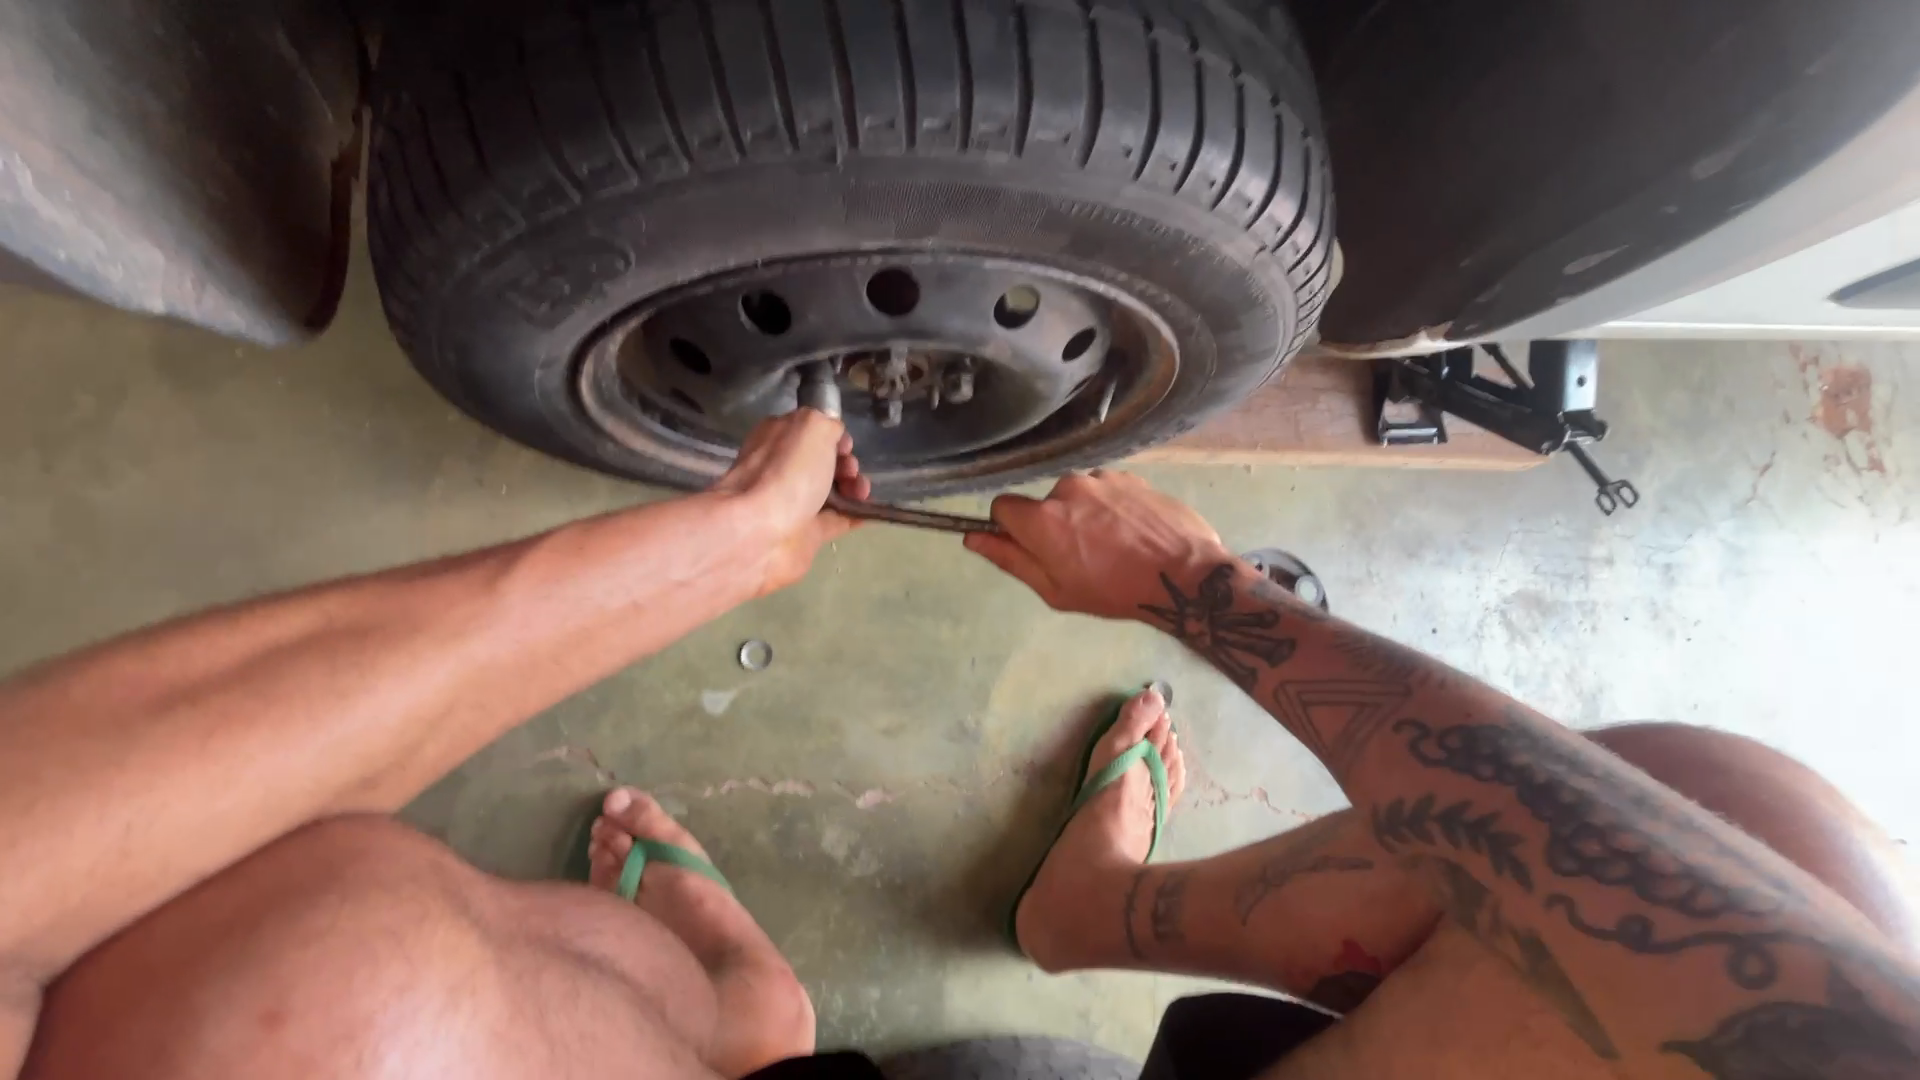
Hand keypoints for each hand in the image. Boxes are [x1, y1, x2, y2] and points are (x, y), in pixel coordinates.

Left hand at [709, 409, 870, 593]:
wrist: (760, 533)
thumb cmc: (786, 472)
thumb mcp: (812, 426)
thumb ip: (828, 424)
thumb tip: (835, 437)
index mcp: (778, 437)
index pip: (811, 431)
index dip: (834, 436)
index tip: (846, 446)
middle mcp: (783, 468)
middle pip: (824, 462)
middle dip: (847, 463)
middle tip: (850, 471)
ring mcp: (794, 502)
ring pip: (833, 491)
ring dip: (855, 488)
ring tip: (860, 494)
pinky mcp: (806, 533)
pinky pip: (838, 520)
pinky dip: (856, 514)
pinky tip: (870, 511)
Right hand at [963, 470, 1230, 619]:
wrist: (1183, 575)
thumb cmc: (1114, 591)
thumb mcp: (1055, 590)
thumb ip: (1010, 559)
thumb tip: (972, 538)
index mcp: (1041, 518)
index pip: (1002, 507)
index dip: (1012, 529)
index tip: (1033, 548)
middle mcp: (1066, 487)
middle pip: (1043, 502)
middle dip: (1053, 524)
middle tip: (1081, 557)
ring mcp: (1101, 478)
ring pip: (1076, 494)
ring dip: (1084, 514)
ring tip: (1112, 545)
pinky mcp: (1130, 476)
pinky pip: (1105, 489)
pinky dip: (1111, 507)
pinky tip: (1131, 531)